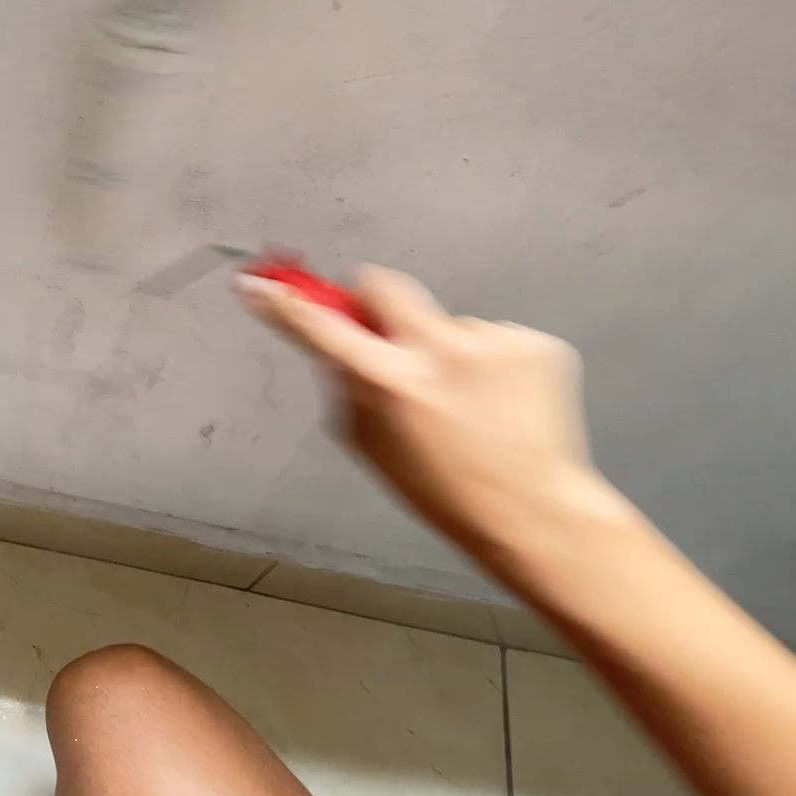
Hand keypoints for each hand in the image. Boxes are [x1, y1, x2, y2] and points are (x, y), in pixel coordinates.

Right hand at [236, 266, 633, 572]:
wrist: (535, 512)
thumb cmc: (445, 490)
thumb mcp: (370, 445)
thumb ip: (348, 387)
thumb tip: (338, 346)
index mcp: (391, 382)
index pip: (318, 326)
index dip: (282, 303)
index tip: (259, 284)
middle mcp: (439, 351)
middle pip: (382, 284)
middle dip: (374, 304)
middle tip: (386, 340)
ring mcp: (492, 342)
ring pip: (441, 320)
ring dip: (440, 348)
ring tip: (463, 399)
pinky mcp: (535, 344)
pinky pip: (486, 335)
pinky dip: (482, 361)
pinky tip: (495, 399)